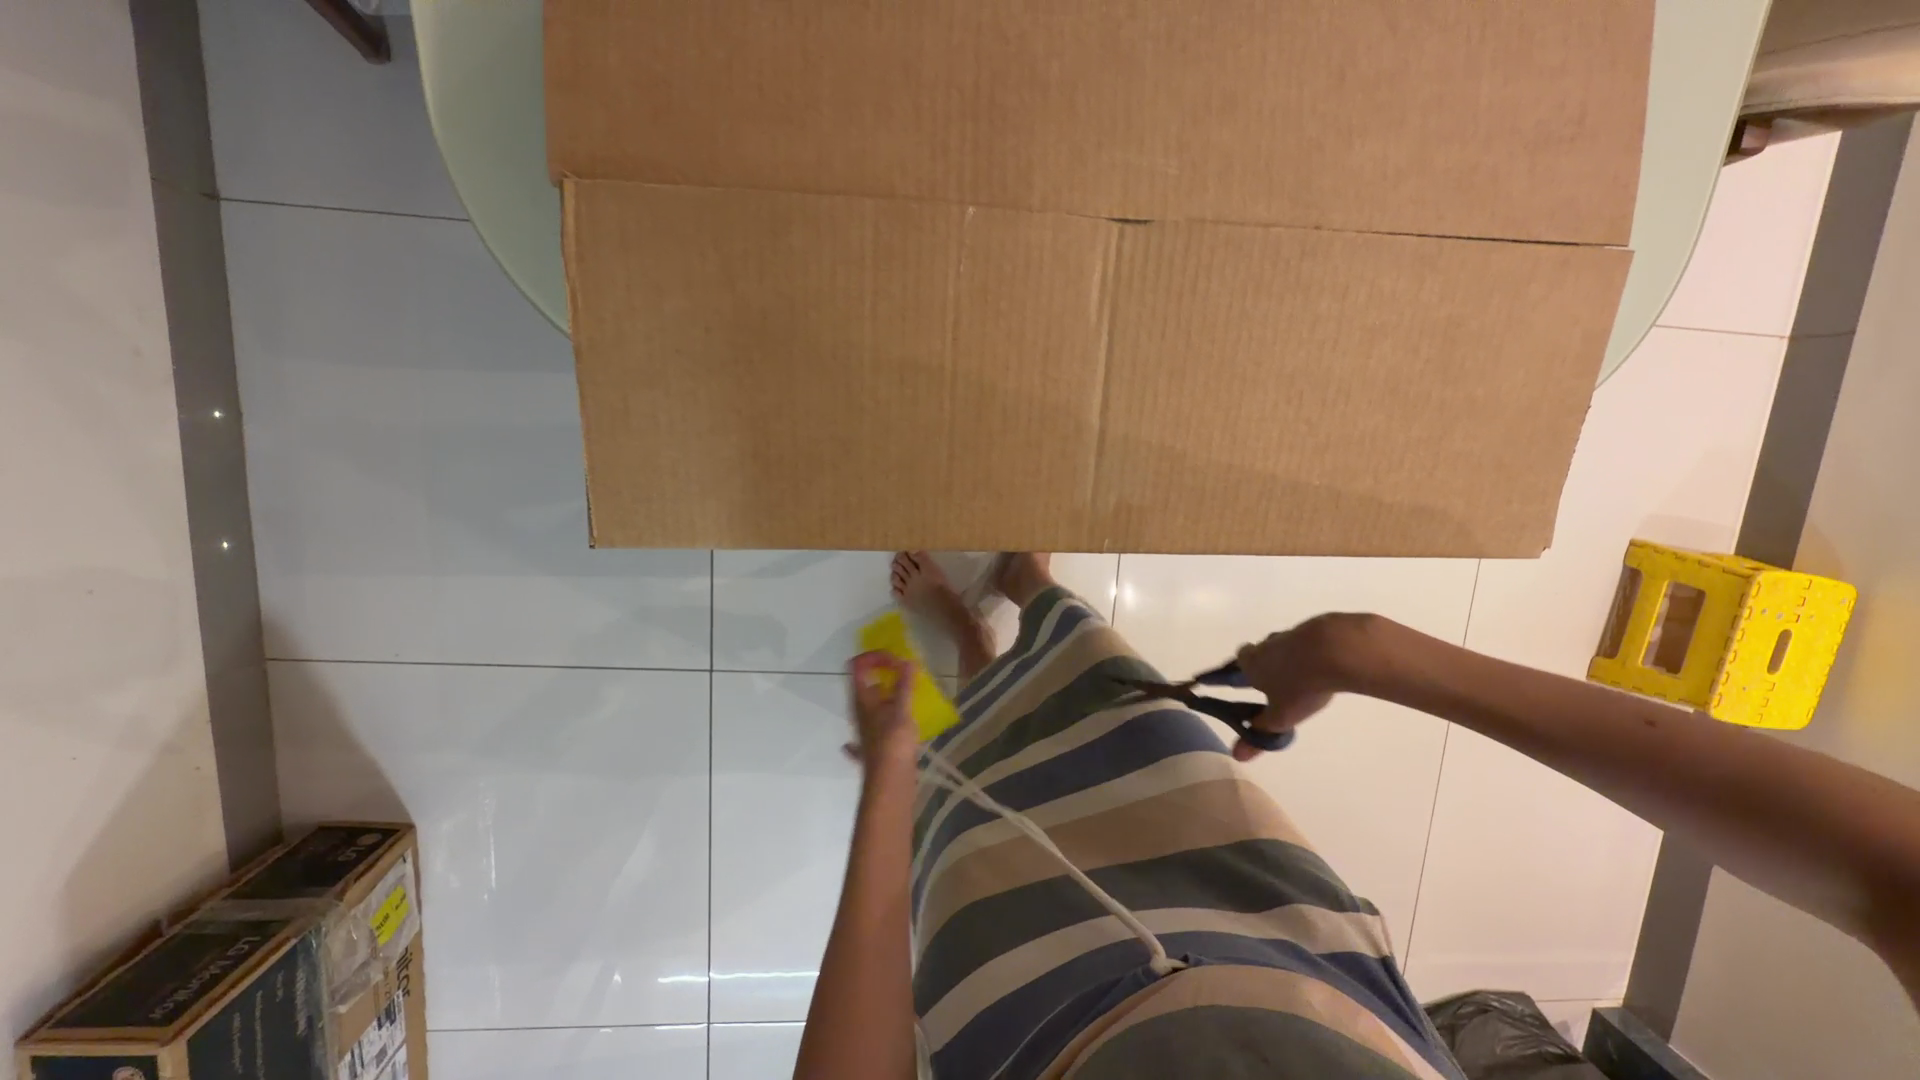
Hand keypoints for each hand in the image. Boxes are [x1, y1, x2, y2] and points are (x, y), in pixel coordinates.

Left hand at [846, 651, 920, 775]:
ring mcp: (866, 728)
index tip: (897, 661)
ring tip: (912, 697)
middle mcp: (860, 711)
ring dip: (891, 695)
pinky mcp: (876, 743)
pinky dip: (890, 717)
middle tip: (908, 676)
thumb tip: (907, 662)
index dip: (875, 657)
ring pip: (875, 704)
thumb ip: (904, 685)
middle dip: (886, 675)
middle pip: (867, 684)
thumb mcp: (902, 710)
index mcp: (862, 699)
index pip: (858, 666)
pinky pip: (881, 723)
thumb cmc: (894, 742)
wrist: (889, 782)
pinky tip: (903, 722)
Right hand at [1232, 613, 1382, 761]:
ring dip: (1285, 659)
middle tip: (1269, 682)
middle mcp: (1266, 646)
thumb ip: (1260, 733)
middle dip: (1260, 666)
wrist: (1337, 649)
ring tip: (1299, 676)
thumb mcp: (1280, 717)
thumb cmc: (1301, 685)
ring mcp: (1292, 635)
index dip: (1232, 673)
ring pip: (1281, 647)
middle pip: (1257, 653)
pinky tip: (1322, 665)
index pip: (1234, 665)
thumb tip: (1237, 754)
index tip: (1232, 680)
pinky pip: (1307, 643)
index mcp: (1252, 664)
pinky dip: (1310, 653)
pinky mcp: (1317, 630)